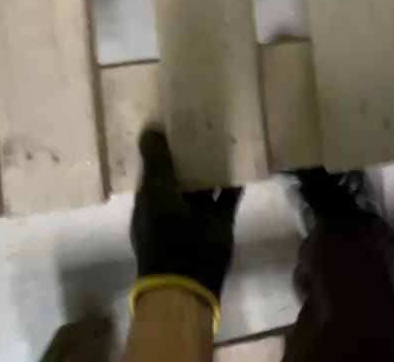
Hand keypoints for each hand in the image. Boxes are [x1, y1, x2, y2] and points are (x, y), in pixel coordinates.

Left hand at [131, 128, 242, 303]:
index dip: (164, 146)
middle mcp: (174, 203)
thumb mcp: (155, 192)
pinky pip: (229, 191)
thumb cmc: (164, 232)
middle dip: (192, 150)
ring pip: (207, 179)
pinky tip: (243, 154)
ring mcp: (198, 211)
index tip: (175, 119)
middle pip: (183, 171)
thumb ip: (156, 162)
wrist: (188, 276)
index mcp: (151, 199)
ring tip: (226, 130)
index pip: (157, 167)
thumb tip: (150, 129)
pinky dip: (235, 177)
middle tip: (205, 117)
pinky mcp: (221, 217)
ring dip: (215, 161)